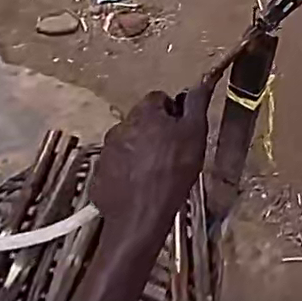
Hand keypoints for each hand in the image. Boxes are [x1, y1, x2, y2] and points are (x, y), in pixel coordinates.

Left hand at [91, 85, 211, 238]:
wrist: (141, 218)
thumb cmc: (172, 172)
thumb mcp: (195, 134)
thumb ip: (197, 103)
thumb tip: (203, 82)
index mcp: (144, 112)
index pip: (159, 98)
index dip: (173, 114)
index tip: (181, 132)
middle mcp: (121, 126)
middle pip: (142, 119)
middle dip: (156, 131)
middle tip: (172, 153)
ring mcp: (106, 151)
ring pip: (128, 141)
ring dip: (140, 150)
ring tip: (156, 172)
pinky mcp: (99, 175)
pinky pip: (116, 165)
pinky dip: (126, 170)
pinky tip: (140, 185)